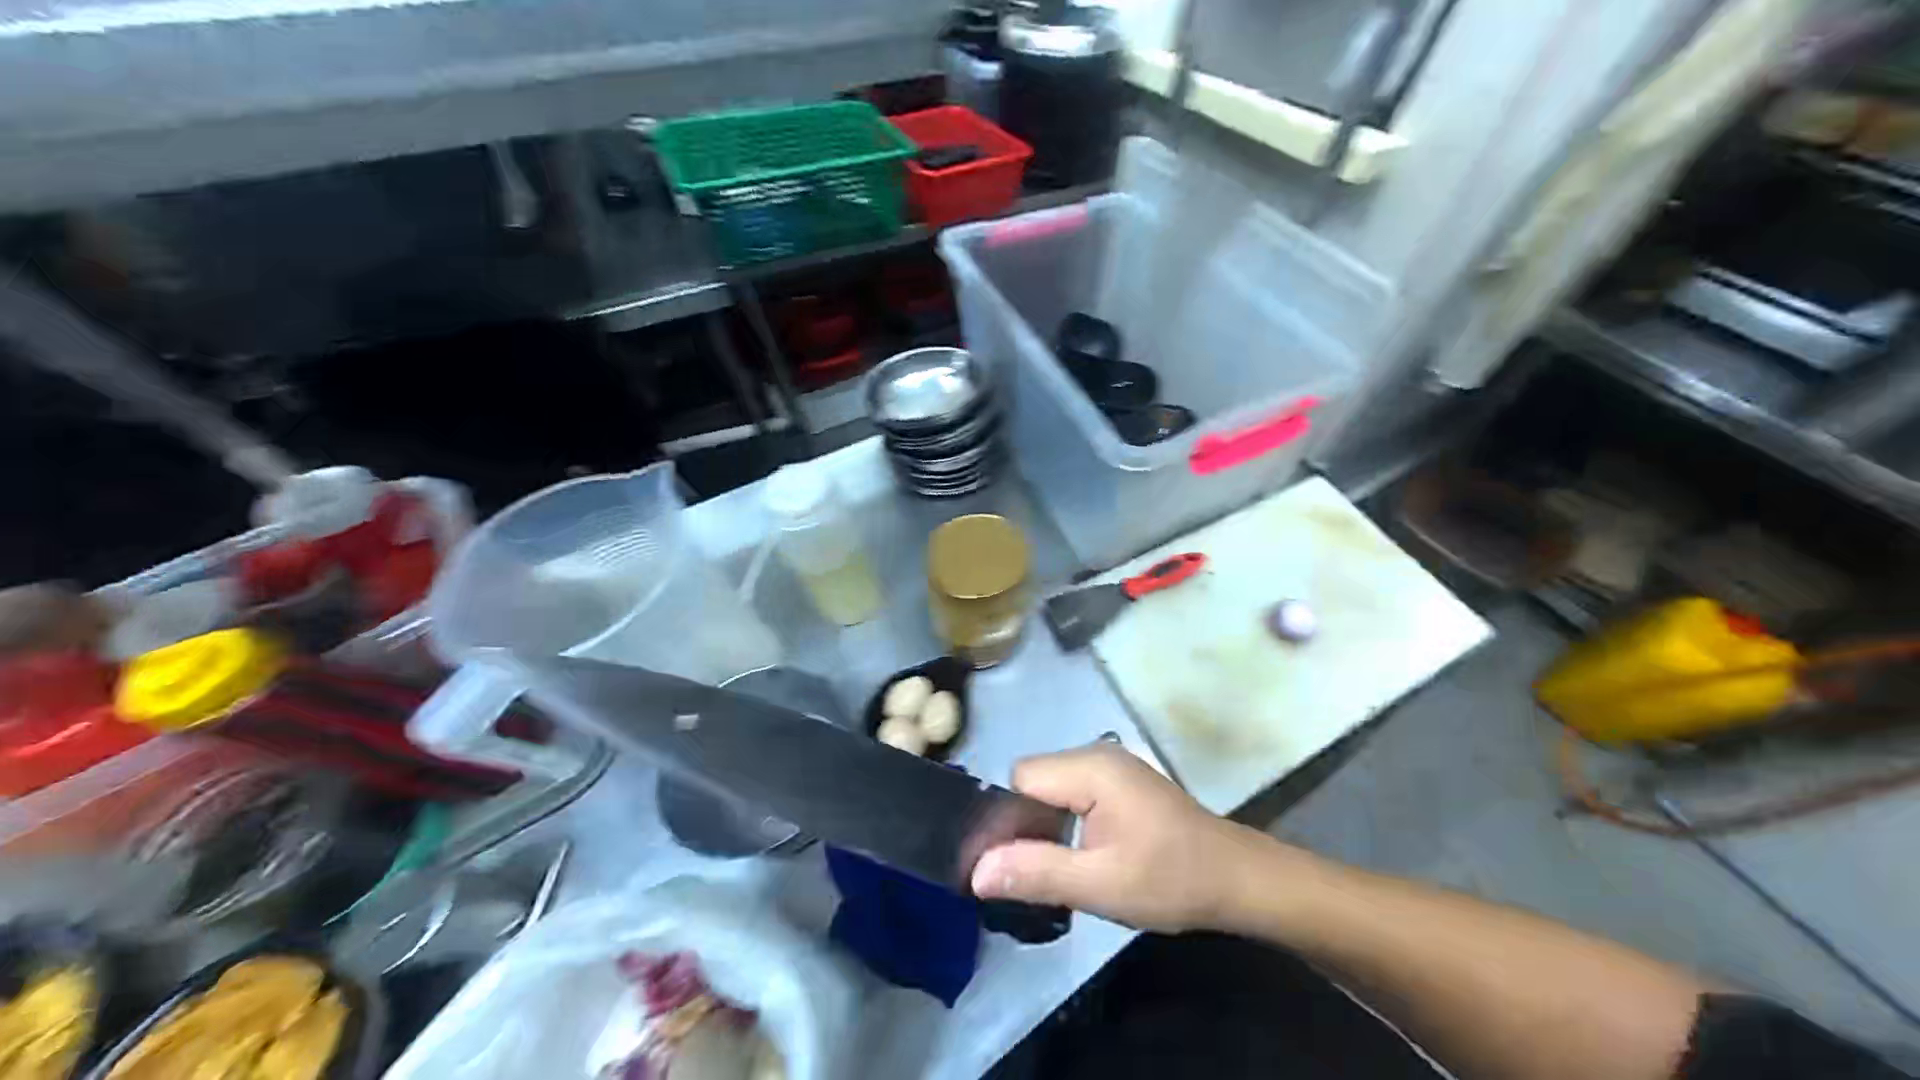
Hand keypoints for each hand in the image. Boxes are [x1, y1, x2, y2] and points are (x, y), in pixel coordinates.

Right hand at [970, 743, 1287, 932]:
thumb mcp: (1101, 885)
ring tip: (1056, 867)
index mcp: (1091, 768)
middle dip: (1025, 824)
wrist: (1238, 880)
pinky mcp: (1121, 782)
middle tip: (1034, 872)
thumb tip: (976, 871)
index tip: (1010, 864)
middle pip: (1034, 781)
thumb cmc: (1172, 880)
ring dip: (1045, 825)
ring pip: (1051, 788)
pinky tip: (1079, 854)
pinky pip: (1072, 792)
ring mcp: (1111, 766)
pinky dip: (1065, 821)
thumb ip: (1037, 872)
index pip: (1021, 779)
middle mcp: (1096, 755)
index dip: (1009, 820)